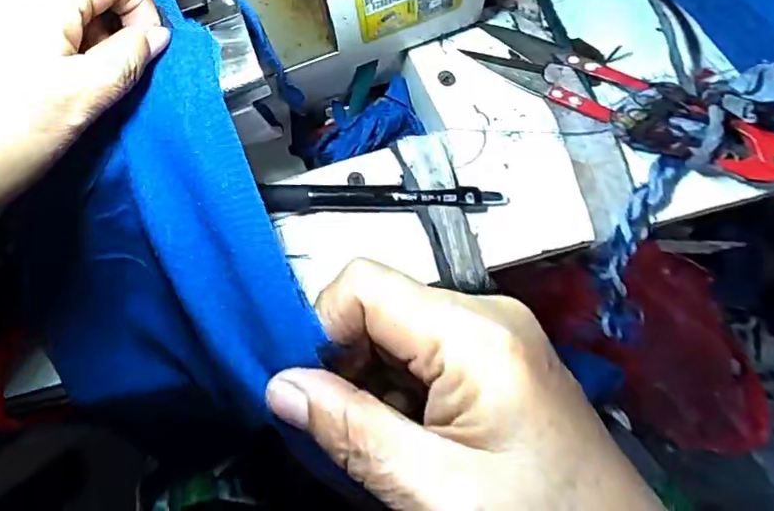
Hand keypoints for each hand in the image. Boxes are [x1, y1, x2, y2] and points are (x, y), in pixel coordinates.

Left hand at [0, 0, 168, 219]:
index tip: (142, 53)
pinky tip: (18, 95)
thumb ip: (127, 59)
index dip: (139, 9)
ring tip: (57, 97)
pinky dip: (28, 50)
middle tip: (100, 84)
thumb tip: (152, 37)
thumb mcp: (80, 99)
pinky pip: (4, 27)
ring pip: (38, 11)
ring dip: (64, 43)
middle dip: (100, 30)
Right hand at [266, 260, 659, 510]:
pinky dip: (397, 390)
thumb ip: (352, 432)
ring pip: (391, 329)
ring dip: (369, 381)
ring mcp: (495, 335)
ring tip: (385, 446)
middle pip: (376, 304)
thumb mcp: (440, 496)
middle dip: (345, 361)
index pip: (361, 284)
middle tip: (344, 430)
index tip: (313, 392)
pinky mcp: (497, 359)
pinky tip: (411, 441)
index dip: (322, 328)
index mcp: (477, 333)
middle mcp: (486, 314)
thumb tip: (277, 386)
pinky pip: (419, 350)